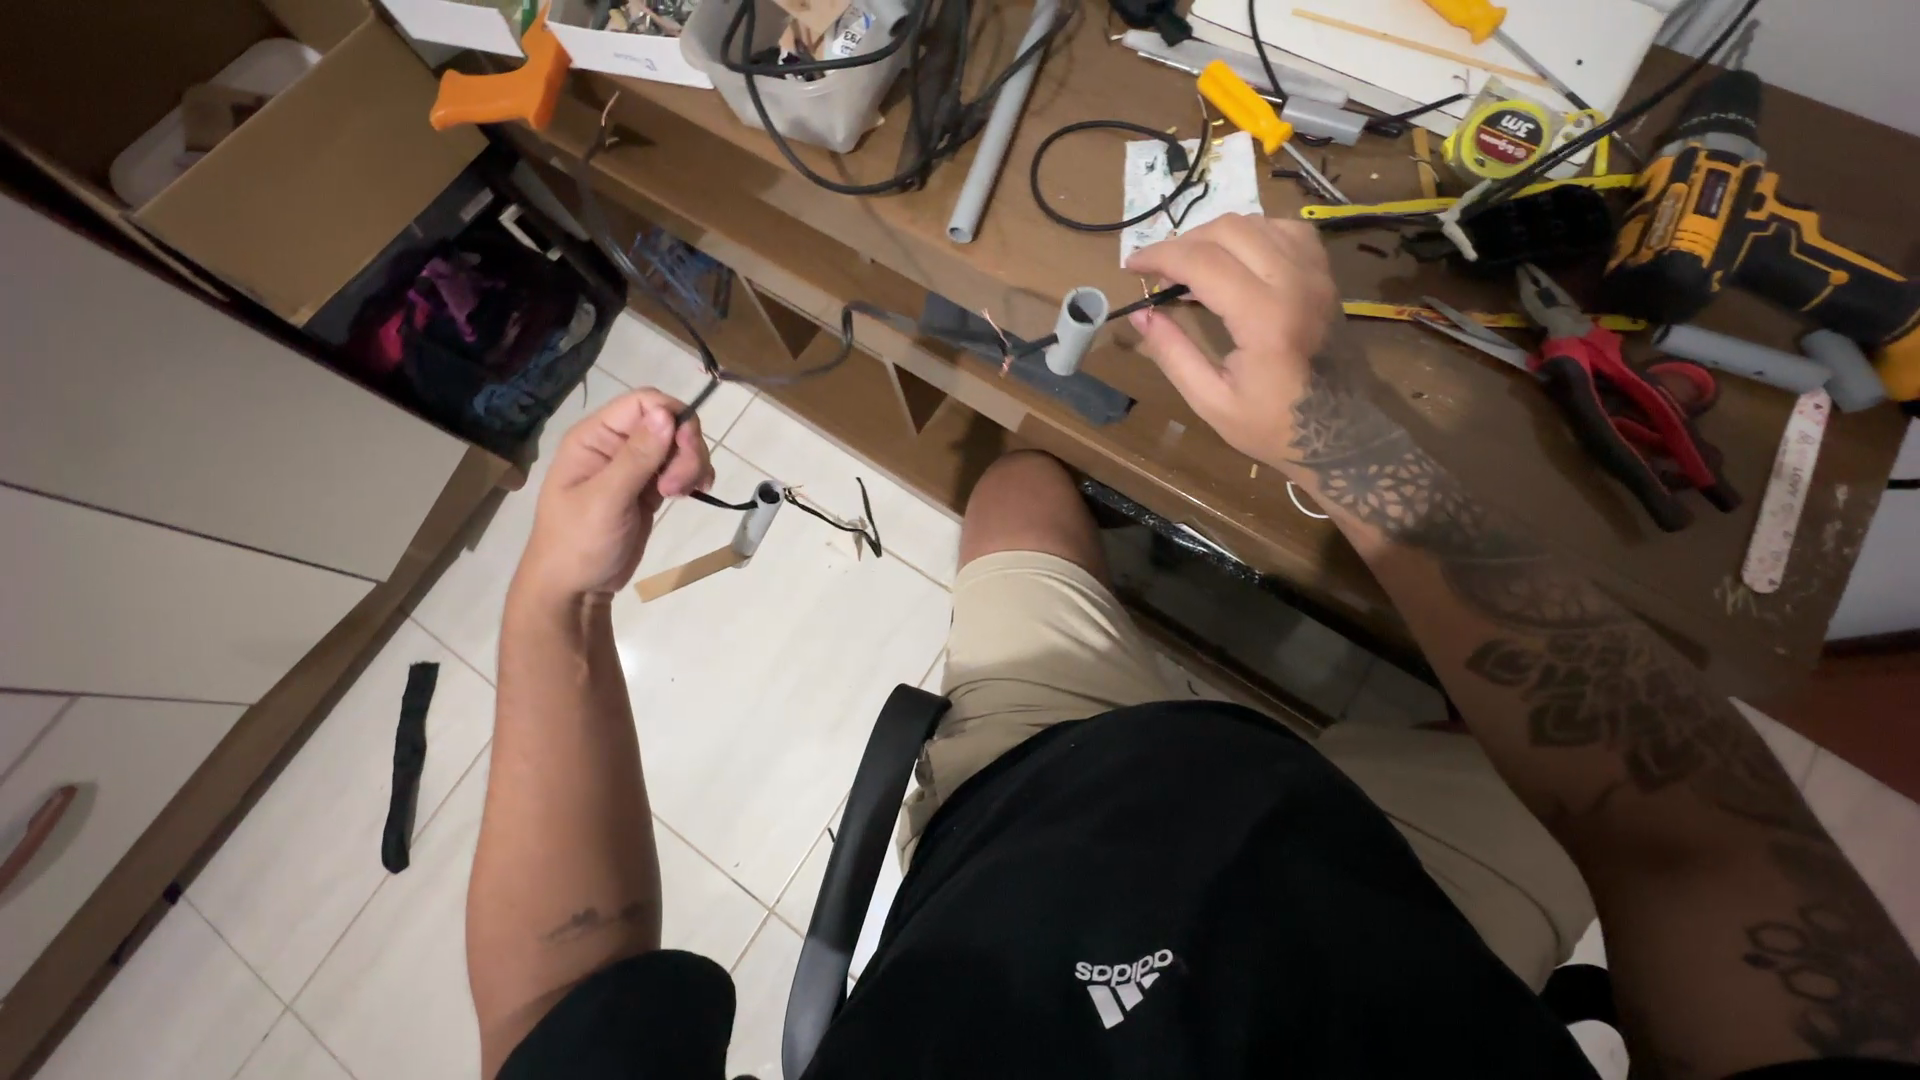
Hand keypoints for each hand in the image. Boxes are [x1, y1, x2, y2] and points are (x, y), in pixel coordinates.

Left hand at [514, 389, 713, 603]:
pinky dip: (693, 476)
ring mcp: (633, 467)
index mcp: (595, 437)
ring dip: (691, 465)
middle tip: (679, 488)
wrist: (573, 588)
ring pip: (678, 445)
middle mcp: (614, 444)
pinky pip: (679, 467)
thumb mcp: (605, 500)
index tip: (686, 450)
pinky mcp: (648, 488)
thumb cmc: (578, 543)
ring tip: (682, 495)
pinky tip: (693, 494)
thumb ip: (637, 456)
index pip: (644, 402)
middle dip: (685, 449)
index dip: (673, 418)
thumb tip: (666, 413)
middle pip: (668, 422)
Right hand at [1124, 214, 1338, 467]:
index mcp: (1263, 318)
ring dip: (1215, 235)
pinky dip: (1251, 234)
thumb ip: (1173, 353)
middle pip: (1228, 230)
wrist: (1338, 434)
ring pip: (1257, 222)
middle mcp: (1293, 282)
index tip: (1131, 265)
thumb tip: (1140, 314)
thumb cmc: (1270, 426)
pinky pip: (1285, 230)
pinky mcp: (1325, 274)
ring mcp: (1315, 273)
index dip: (1159, 256)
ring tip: (1190, 263)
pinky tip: (1233, 258)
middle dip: (1183, 242)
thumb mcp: (1210, 401)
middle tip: (1157, 268)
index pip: (1202, 262)